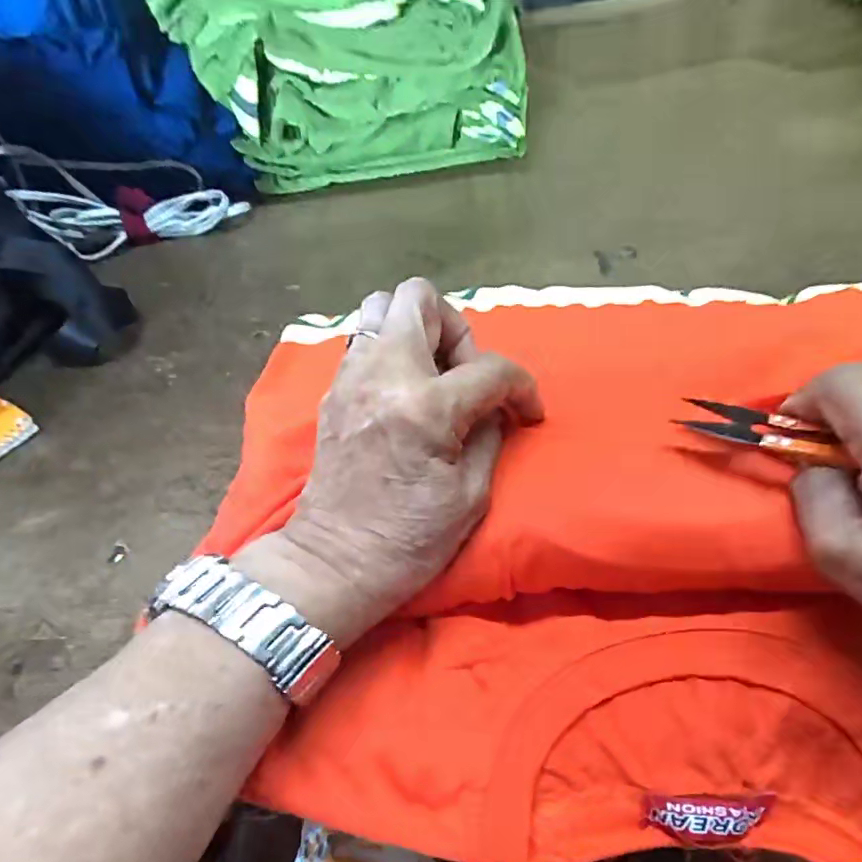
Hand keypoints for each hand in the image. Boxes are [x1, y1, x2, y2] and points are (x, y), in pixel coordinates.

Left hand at [234, 279, 542, 644]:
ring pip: (381, 308)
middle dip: (458, 329)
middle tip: (468, 375)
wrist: (337, 561)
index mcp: (425, 408)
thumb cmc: (412, 539)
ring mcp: (350, 378)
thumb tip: (494, 408)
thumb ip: (489, 435)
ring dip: (419, 332)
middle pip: (419, 299)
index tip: (528, 415)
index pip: (489, 369)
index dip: (521, 388)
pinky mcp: (333, 392)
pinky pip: (364, 341)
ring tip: (436, 377)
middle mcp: (382, 376)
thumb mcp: (472, 494)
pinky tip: (407, 394)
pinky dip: (393, 351)